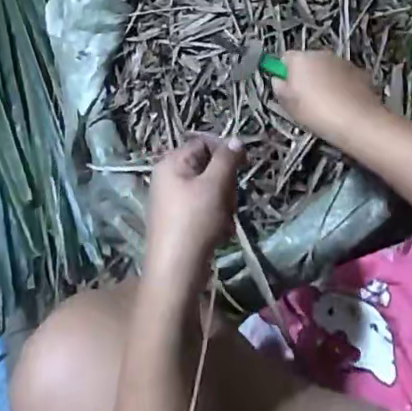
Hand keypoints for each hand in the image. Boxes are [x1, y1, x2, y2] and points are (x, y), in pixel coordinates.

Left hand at [143, 135, 242, 290]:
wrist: (176, 271)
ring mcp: (174, 200)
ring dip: (224, 204)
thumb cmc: (194, 222)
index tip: (243, 164)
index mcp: (171, 163)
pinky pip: (206, 209)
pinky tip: (220, 232)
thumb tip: (236, 139)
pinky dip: (217, 218)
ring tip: (223, 221)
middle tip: (228, 201)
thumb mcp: (214, 185)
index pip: (203, 143)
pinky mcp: (180, 220)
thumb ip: (227, 159)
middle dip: (226, 184)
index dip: (225, 152)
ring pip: (211, 190)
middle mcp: (169, 178)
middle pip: (209, 167)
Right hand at [269, 51, 386, 145]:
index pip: (284, 58)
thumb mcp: (289, 106)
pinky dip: (340, 85)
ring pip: (325, 68)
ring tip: (324, 105)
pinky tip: (340, 104)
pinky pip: (342, 76)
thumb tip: (278, 81)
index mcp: (300, 59)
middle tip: (303, 100)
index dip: (283, 73)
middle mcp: (321, 54)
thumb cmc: (320, 114)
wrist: (359, 121)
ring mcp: (341, 61)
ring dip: (323, 81)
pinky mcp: (358, 71)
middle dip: (304, 76)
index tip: (285, 88)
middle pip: (306, 61)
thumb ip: (279, 88)